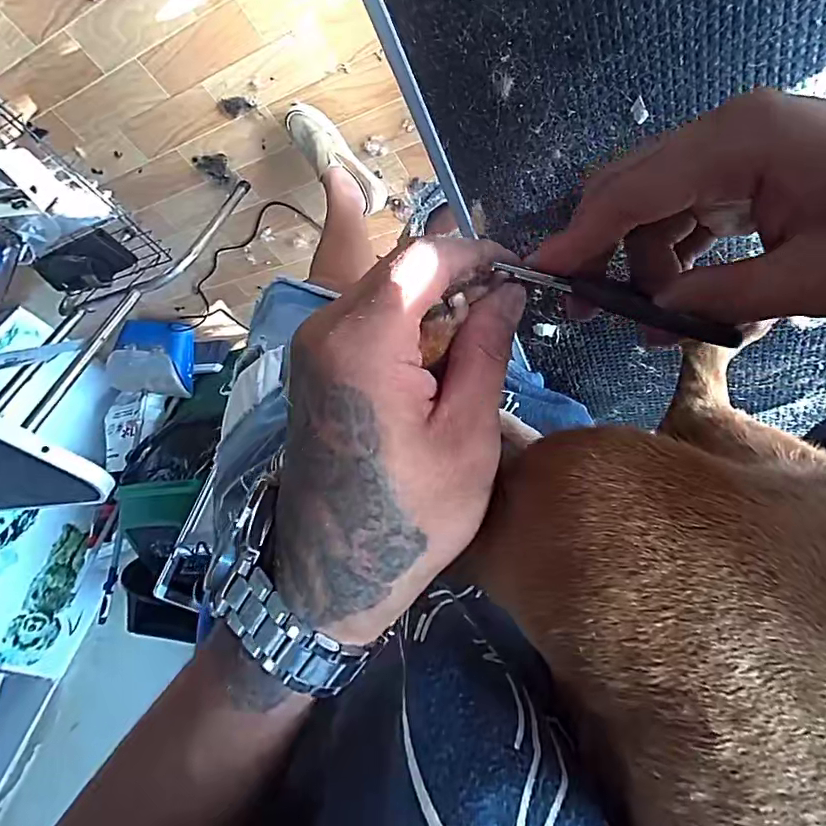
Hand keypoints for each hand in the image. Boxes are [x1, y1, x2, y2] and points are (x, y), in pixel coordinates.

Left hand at [274, 237, 526, 645]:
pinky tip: (433, 360)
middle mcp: (324, 329)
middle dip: (455, 277)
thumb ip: (486, 349)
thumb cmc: (411, 516)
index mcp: (362, 343)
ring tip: (474, 340)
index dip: (473, 252)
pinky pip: (366, 316)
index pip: (421, 258)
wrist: (334, 572)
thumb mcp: (467, 435)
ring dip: (432, 301)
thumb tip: (507, 291)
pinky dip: (407, 322)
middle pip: (399, 268)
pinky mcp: (312, 360)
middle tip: (501, 308)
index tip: (514, 270)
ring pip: (384, 288)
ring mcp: (312, 344)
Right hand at [531, 90, 825, 331]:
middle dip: (605, 248)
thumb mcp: (822, 281)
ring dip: (650, 260)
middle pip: (635, 185)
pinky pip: (699, 208)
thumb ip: (724, 294)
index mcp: (742, 141)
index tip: (539, 271)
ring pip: (663, 201)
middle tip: (589, 307)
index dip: (580, 234)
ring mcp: (748, 143)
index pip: (632, 189)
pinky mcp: (763, 164)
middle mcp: (733, 129)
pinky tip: (696, 296)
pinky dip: (686, 253)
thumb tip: (655, 307)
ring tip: (657, 320)